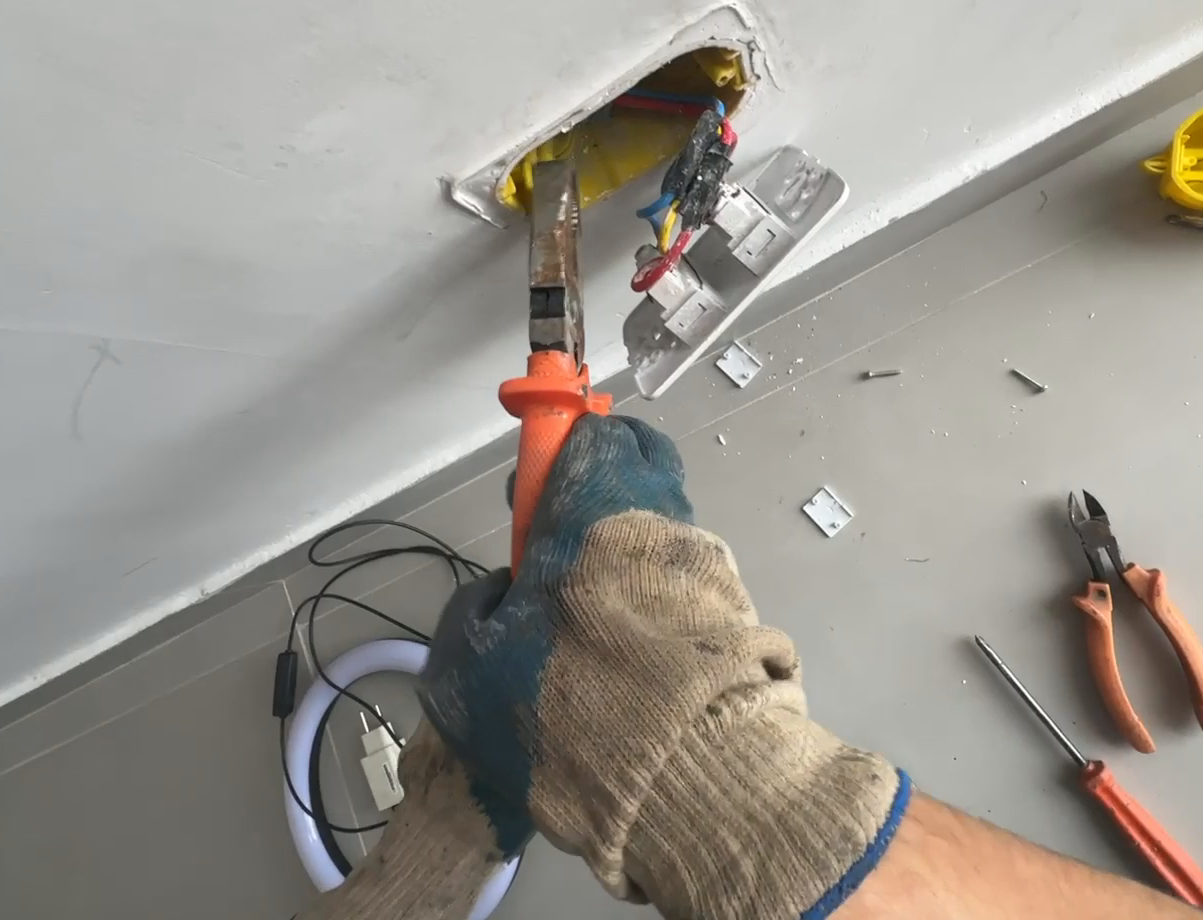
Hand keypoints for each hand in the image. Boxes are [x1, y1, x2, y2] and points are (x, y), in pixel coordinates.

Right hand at [419, 415, 905, 917]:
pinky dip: (659, 585)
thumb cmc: (569, 704)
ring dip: (629, 541)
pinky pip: (686, 573)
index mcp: (594, 510)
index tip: (542, 456)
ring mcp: (705, 560)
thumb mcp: (467, 667)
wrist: (684, 774)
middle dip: (602, 477)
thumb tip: (506, 593)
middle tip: (564, 533)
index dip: (561, 431)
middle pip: (640, 459)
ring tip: (596, 609)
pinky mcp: (735, 602)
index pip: (588, 429)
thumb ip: (473, 610)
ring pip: (663, 520)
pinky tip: (638, 642)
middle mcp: (659, 518)